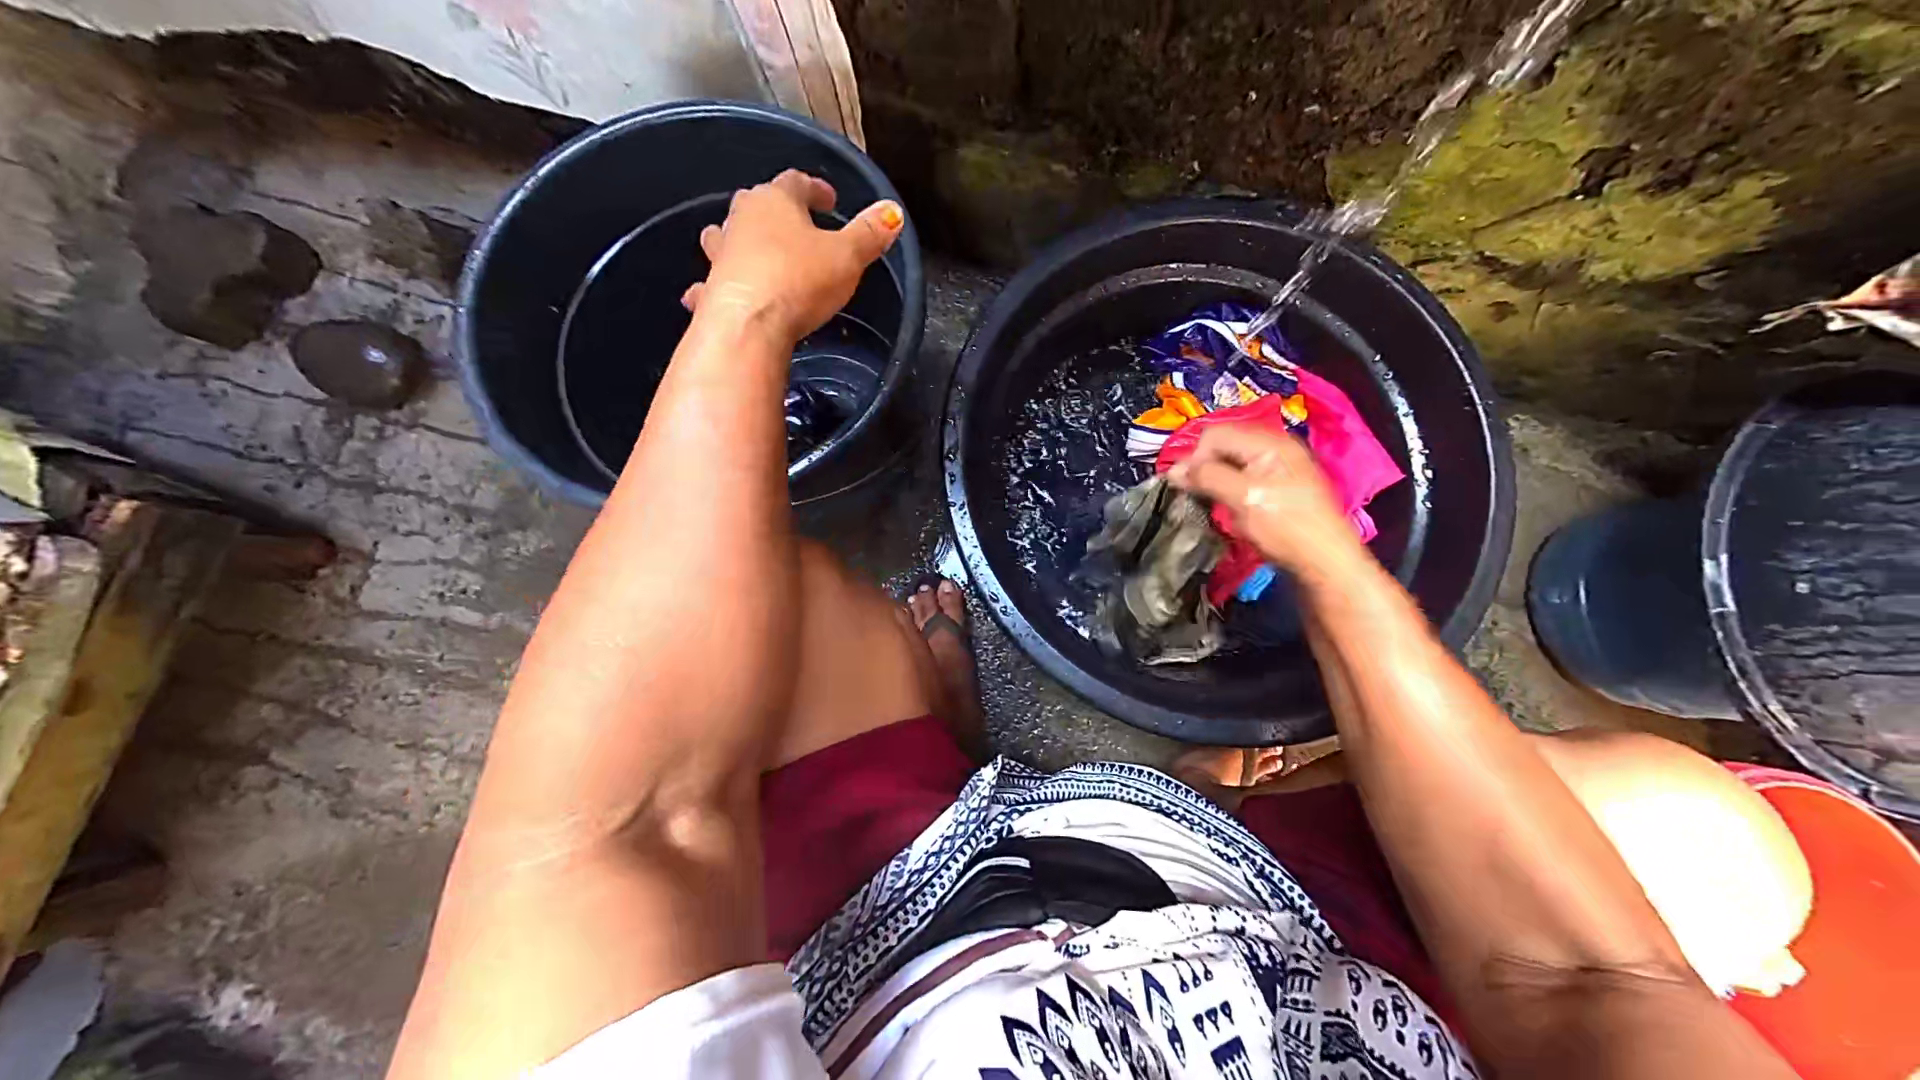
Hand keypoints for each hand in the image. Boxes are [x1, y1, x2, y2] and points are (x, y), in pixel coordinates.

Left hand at [680, 169, 903, 343]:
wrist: (749, 326)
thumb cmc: (799, 281)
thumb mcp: (848, 257)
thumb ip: (869, 234)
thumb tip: (891, 212)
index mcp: (775, 201)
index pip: (796, 181)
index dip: (815, 188)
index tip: (829, 199)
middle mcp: (742, 220)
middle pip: (758, 204)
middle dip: (777, 211)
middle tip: (797, 224)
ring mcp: (721, 255)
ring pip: (727, 236)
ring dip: (742, 240)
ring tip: (756, 250)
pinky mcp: (711, 290)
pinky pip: (711, 281)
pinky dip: (715, 284)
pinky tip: (713, 292)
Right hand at [1166, 424, 1369, 582]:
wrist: (1325, 562)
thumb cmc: (1286, 528)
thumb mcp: (1242, 498)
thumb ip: (1207, 477)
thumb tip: (1174, 470)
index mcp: (1268, 441)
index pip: (1215, 434)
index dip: (1194, 457)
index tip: (1186, 485)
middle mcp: (1275, 447)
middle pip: (1223, 446)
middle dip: (1205, 468)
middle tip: (1196, 496)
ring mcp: (1279, 467)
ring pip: (1231, 463)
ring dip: (1216, 481)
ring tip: (1214, 505)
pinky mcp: (1279, 486)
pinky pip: (1244, 477)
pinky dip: (1230, 489)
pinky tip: (1232, 509)